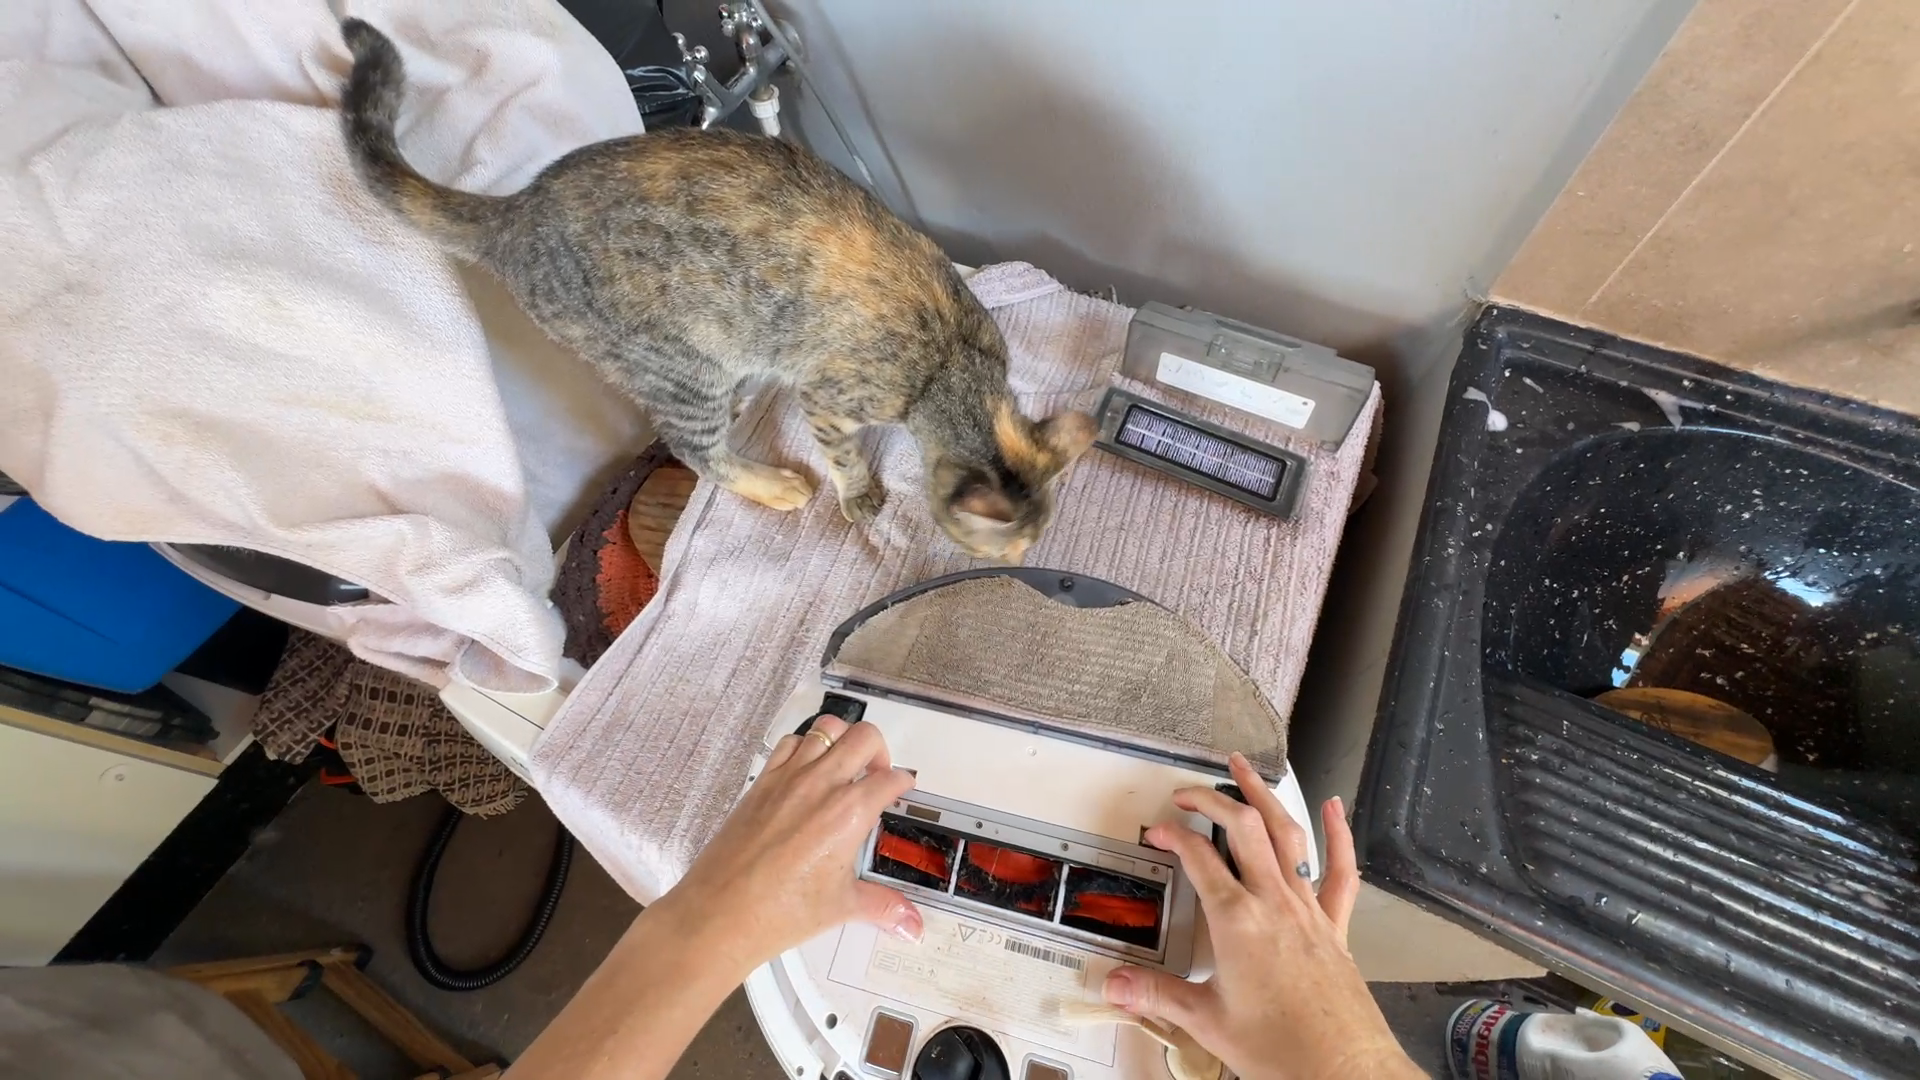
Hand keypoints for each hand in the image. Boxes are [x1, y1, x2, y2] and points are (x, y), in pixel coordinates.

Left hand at [656, 716, 921, 973]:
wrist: (720, 914)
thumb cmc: (775, 911)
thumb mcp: (841, 906)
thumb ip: (882, 905)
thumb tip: (909, 920)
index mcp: (848, 812)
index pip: (890, 778)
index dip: (903, 782)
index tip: (901, 788)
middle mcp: (822, 784)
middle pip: (865, 737)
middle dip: (880, 750)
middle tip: (877, 773)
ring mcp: (790, 777)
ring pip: (828, 728)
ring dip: (844, 739)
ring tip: (846, 762)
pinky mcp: (764, 780)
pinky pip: (791, 742)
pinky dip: (806, 744)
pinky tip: (807, 766)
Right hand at [1102, 753, 1418, 1079]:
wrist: (1348, 1077)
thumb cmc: (1284, 1052)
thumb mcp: (1207, 1021)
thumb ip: (1156, 994)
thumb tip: (1114, 984)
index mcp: (1237, 919)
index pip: (1196, 855)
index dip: (1172, 834)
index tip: (1158, 833)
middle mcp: (1273, 902)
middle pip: (1241, 826)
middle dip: (1211, 799)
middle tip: (1188, 792)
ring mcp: (1306, 908)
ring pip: (1286, 834)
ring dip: (1263, 795)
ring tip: (1244, 768)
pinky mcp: (1334, 924)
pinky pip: (1340, 872)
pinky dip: (1339, 835)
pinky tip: (1334, 808)